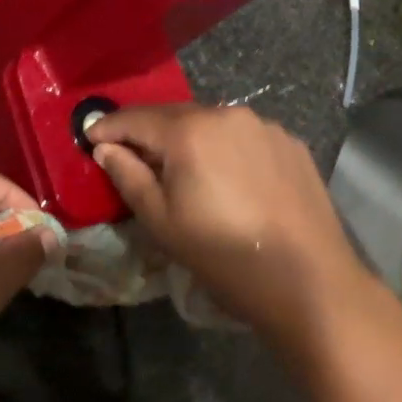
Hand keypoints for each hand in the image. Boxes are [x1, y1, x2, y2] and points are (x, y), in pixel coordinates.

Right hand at [88, 104, 366, 338]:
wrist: (311, 286)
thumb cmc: (224, 256)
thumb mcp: (161, 222)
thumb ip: (127, 176)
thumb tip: (106, 148)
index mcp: (188, 132)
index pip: (134, 118)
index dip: (108, 128)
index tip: (90, 138)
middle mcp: (225, 115)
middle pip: (173, 117)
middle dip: (148, 134)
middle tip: (132, 157)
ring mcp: (263, 127)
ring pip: (210, 125)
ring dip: (190, 141)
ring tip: (185, 172)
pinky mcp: (291, 145)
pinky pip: (243, 138)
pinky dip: (225, 150)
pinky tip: (229, 180)